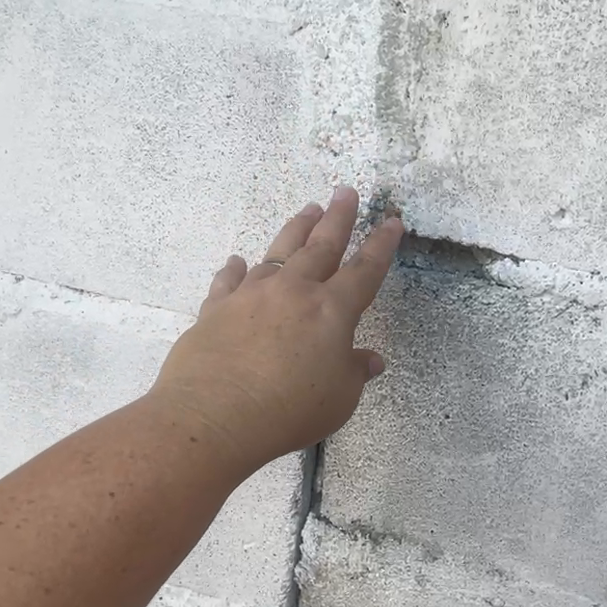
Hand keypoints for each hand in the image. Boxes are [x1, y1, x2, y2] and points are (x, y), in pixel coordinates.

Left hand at [148, 188, 403, 477]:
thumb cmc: (290, 410)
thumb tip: (370, 360)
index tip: (392, 221)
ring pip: (278, 253)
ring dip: (295, 230)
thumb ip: (354, 372)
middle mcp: (294, 292)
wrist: (215, 415)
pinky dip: (235, 270)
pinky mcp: (216, 309)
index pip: (364, 271)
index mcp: (331, 311)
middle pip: (321, 245)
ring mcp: (251, 296)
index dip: (382, 245)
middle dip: (338, 217)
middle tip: (345, 191)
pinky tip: (237, 261)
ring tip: (307, 211)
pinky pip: (229, 281)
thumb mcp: (339, 398)